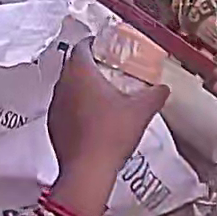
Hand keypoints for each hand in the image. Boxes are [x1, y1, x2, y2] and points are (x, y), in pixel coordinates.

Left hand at [47, 47, 167, 207]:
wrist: (87, 172)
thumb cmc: (111, 134)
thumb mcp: (140, 112)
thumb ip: (154, 95)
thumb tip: (164, 89)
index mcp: (81, 72)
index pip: (81, 46)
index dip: (93, 43)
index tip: (105, 47)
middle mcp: (63, 84)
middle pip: (72, 64)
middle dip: (88, 64)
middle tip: (106, 68)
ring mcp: (55, 105)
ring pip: (66, 85)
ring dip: (80, 85)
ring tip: (100, 93)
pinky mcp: (52, 125)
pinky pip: (63, 106)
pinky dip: (74, 105)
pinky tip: (90, 117)